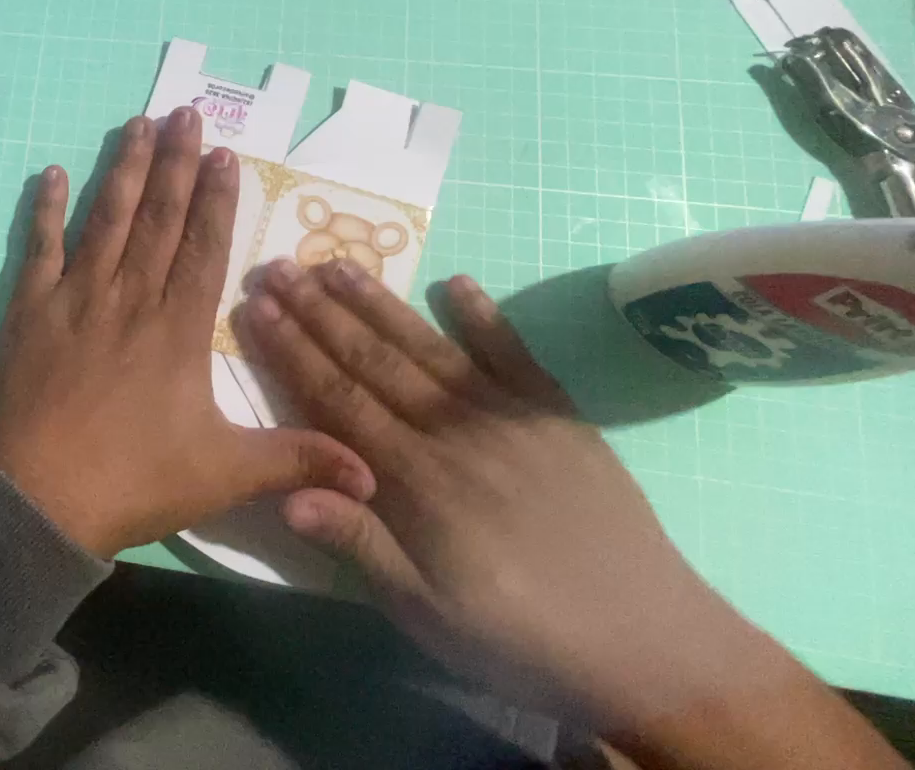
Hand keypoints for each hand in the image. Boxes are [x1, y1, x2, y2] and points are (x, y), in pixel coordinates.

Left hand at [0, 109, 375, 558]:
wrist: (41, 497)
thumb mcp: (225, 474)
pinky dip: (46, 209)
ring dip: (123, 170)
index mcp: (178, 327)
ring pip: (105, 220)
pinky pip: (38, 247)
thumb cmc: (134, 480)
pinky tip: (53, 173)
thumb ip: (297, 459)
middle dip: (174, 163)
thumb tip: (375, 471)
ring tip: (137, 125)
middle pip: (157, 218)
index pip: (204, 246)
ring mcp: (75, 298)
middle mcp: (129, 297)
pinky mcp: (30, 311)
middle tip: (185, 112)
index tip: (223, 153)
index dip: (216, 198)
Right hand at [235, 258, 784, 730]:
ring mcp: (511, 418)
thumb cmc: (519, 636)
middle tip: (279, 267)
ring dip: (379, 303)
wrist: (656, 651)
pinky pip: (516, 355)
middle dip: (319, 312)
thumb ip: (357, 543)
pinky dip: (485, 316)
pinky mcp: (559, 417)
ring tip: (337, 263)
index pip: (337, 398)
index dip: (292, 351)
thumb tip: (283, 494)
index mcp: (417, 479)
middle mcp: (456, 432)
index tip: (258, 308)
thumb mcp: (424, 612)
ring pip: (429, 347)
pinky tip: (457, 281)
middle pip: (373, 360)